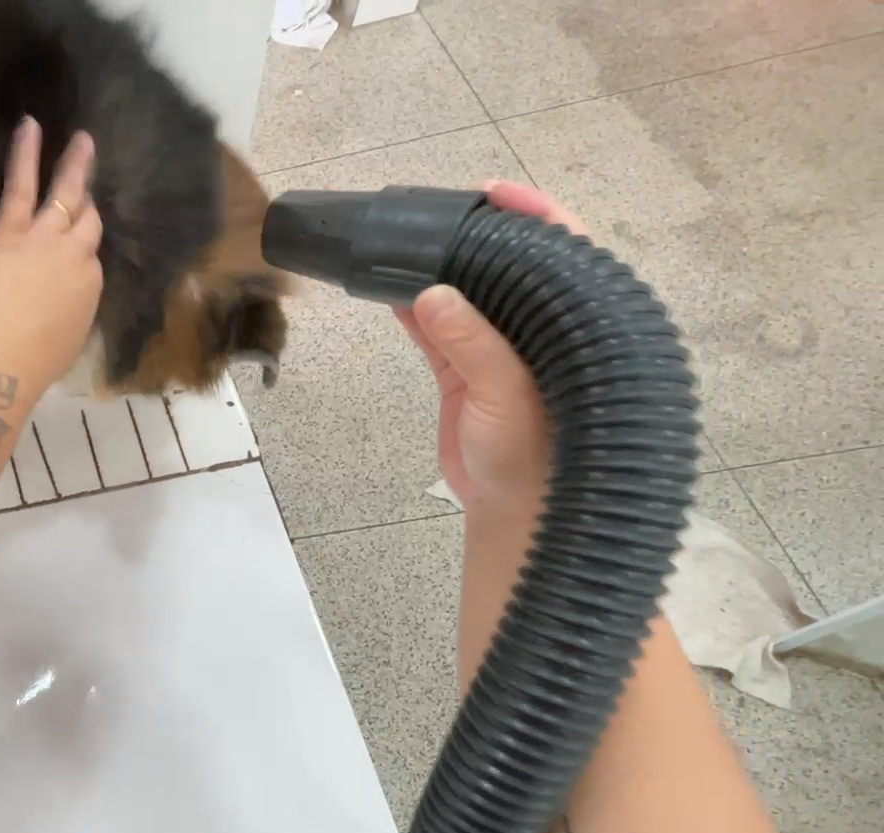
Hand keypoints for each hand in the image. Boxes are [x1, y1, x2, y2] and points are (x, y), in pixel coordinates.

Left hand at [0, 118, 103, 388]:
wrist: (3, 361)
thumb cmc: (32, 365)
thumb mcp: (66, 342)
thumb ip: (69, 316)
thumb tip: (63, 311)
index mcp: (89, 287)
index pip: (89, 258)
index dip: (81, 252)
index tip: (75, 250)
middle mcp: (76, 256)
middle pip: (88, 221)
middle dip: (89, 203)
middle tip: (92, 178)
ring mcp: (45, 239)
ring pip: (67, 194)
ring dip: (75, 166)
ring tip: (82, 140)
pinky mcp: (10, 232)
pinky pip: (21, 185)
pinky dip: (25, 154)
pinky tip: (29, 126)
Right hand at [395, 181, 587, 514]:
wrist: (514, 506)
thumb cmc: (531, 450)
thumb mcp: (507, 394)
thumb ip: (474, 344)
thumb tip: (431, 295)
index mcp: (573, 323)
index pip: (562, 253)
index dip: (533, 217)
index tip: (492, 193)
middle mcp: (537, 328)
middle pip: (510, 270)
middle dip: (477, 241)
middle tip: (435, 216)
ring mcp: (496, 352)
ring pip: (468, 299)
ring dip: (438, 275)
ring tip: (406, 245)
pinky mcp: (462, 375)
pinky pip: (436, 333)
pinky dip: (415, 313)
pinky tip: (392, 290)